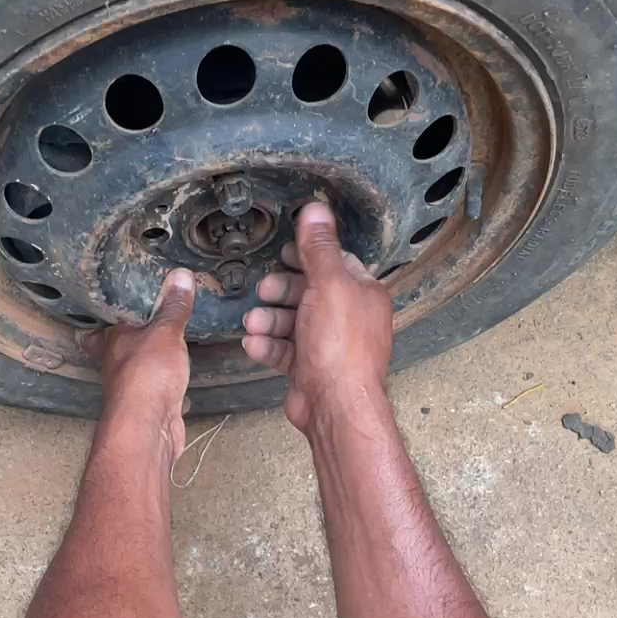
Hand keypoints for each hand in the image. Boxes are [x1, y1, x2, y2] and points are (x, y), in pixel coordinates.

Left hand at [82, 268, 195, 454]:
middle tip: (148, 328)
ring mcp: (133, 390)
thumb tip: (180, 276)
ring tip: (167, 352)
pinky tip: (180, 388)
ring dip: (151, 365)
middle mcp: (118, 365)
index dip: (112, 317)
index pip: (108, 324)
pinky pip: (159, 394)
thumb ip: (174, 307)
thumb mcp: (165, 331)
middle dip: (133, 342)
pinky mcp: (150, 409)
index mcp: (114, 341)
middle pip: (122, 349)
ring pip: (141, 372)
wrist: (149, 428)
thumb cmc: (147, 375)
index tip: (120, 307)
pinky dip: (168, 390)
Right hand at [241, 202, 393, 431]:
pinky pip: (283, 350)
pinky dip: (267, 346)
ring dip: (269, 320)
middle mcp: (348, 318)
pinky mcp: (309, 367)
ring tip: (254, 323)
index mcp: (362, 294)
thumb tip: (316, 211)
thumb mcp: (329, 286)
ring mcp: (328, 345)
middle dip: (281, 291)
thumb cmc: (342, 350)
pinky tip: (254, 344)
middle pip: (308, 292)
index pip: (335, 263)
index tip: (285, 251)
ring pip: (291, 322)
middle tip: (265, 290)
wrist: (335, 406)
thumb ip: (319, 249)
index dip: (308, 256)